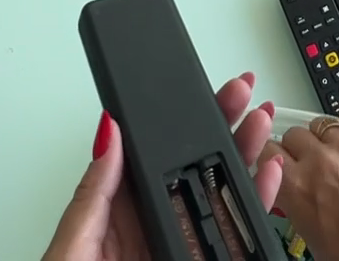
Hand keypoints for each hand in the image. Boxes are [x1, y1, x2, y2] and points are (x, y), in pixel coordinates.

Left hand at [44, 73, 282, 260]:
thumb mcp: (71, 249)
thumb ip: (93, 194)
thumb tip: (108, 131)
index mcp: (115, 215)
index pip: (157, 155)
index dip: (185, 121)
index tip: (206, 94)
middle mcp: (151, 231)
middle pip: (195, 169)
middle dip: (224, 130)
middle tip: (246, 97)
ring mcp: (177, 254)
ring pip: (220, 201)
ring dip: (245, 162)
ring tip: (262, 127)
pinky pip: (234, 243)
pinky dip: (254, 211)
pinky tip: (267, 183)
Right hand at [260, 100, 338, 260]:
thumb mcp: (307, 231)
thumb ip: (291, 197)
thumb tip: (285, 180)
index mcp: (296, 186)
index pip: (267, 149)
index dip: (273, 157)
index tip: (280, 163)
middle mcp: (319, 161)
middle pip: (294, 134)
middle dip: (300, 150)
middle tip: (311, 166)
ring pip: (321, 122)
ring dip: (324, 138)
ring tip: (336, 157)